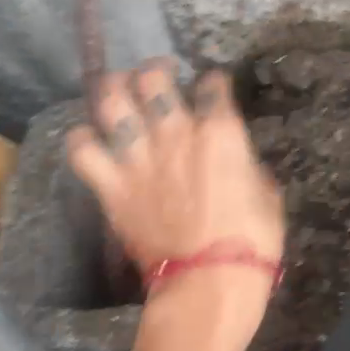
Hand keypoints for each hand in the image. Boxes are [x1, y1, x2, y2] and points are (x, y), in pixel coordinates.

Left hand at [65, 62, 286, 348]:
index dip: (214, 81)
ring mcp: (138, 159)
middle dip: (156, 71)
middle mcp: (175, 134)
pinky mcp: (111, 187)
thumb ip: (247, 166)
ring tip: (117, 86)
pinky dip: (82, 139)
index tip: (215, 84)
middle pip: (153, 81)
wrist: (210, 280)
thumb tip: (237, 161)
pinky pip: (82, 150)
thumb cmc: (254, 238)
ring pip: (111, 103)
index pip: (213, 88)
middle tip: (159, 74)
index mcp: (221, 133)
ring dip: (113, 88)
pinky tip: (89, 137)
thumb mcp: (267, 193)